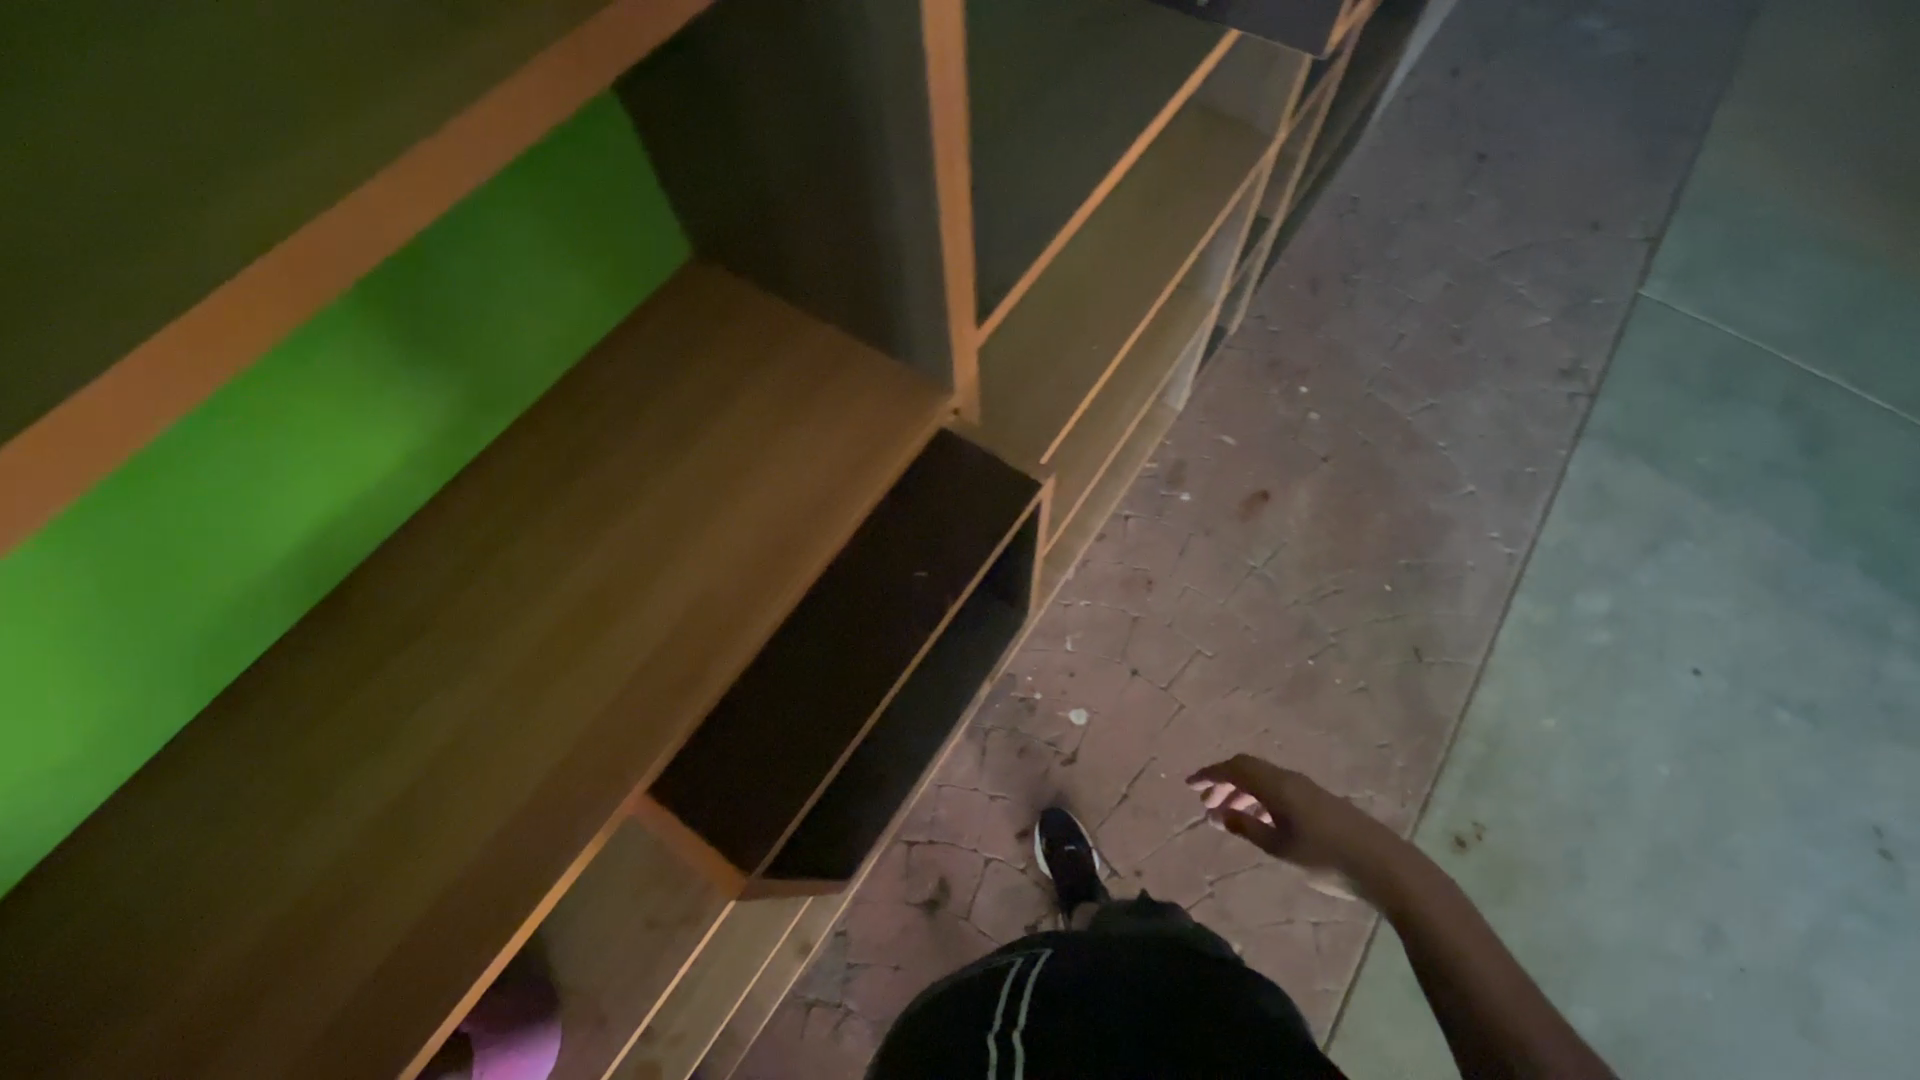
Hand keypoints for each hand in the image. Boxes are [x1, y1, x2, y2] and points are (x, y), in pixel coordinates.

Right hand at [1185, 755, 1406, 886]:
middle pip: (1249, 769)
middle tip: (1206, 804)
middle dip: (1224, 783)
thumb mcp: (1279, 847)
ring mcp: (1307, 790)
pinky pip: (1278, 790)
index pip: (1235, 768)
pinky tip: (1259, 821)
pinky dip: (1260, 799)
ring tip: (1228, 816)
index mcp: (1277, 786)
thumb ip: (1248, 828)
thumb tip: (1220, 814)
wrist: (1384, 866)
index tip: (1189, 785)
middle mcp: (1290, 780)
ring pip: (1264, 781)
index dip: (1209, 774)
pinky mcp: (1320, 802)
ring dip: (1242, 793)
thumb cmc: (1325, 858)